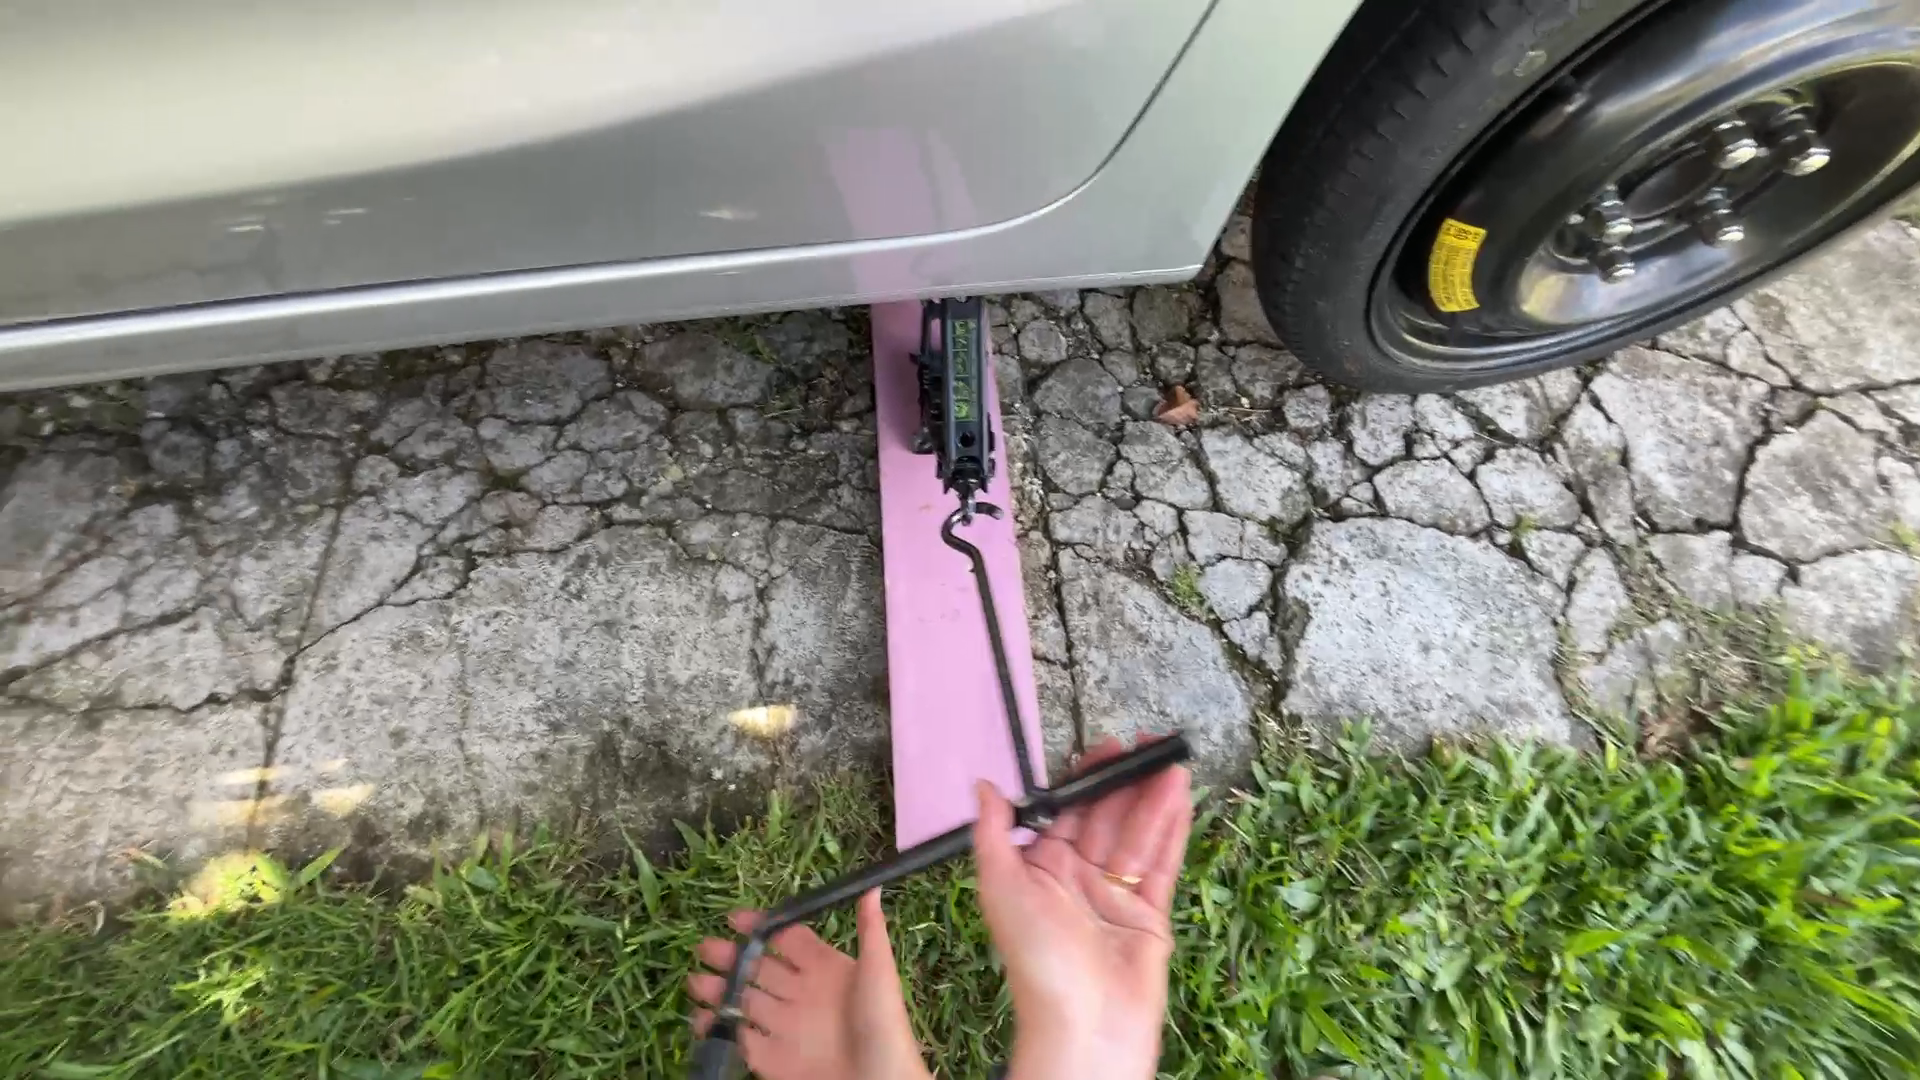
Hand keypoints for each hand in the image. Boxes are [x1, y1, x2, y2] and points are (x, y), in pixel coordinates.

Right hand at [689, 890, 931, 1079]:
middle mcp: (802, 992)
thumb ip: (870, 927)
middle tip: (705, 947)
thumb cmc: (884, 1022)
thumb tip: (872, 883)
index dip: (764, 926)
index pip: (788, 938)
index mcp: (825, 966)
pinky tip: (701, 1020)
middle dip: (732, 956)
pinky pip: (740, 1041)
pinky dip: (719, 1030)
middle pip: (760, 967)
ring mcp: (786, 1027)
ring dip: (720, 990)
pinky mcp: (773, 1061)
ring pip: (745, 1001)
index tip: (734, 918)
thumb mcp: (879, 969)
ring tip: (695, 981)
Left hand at [971, 736, 1193, 1079]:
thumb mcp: (1001, 887)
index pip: (1069, 809)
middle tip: (1147, 744)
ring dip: (1155, 797)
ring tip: (1170, 761)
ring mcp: (1117, 893)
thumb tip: (984, 785)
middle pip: (1108, 815)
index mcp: (1044, 866)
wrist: (1083, 1030)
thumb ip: (993, 832)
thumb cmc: (1034, 959)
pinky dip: (1173, 829)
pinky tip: (1181, 797)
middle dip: (1127, 779)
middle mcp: (1080, 874)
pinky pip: (1163, 862)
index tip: (1107, 748)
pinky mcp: (1150, 914)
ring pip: (1139, 833)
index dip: (1088, 777)